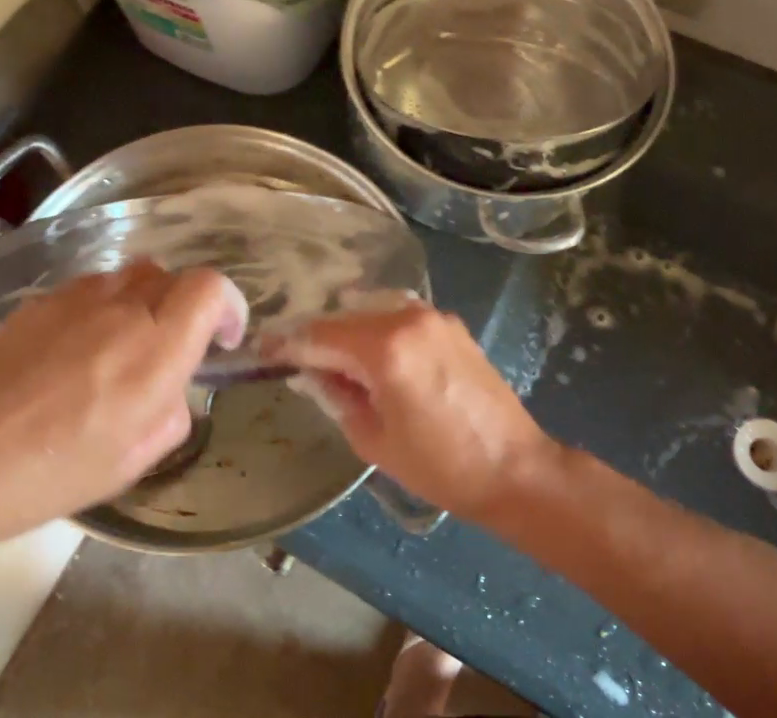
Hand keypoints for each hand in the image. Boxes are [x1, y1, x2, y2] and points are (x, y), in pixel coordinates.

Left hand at [0, 263, 245, 548]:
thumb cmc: (51, 474)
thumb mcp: (132, 462)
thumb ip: (171, 415)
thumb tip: (171, 389)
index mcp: (155, 352)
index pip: (210, 287)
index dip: (228, 304)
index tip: (222, 338)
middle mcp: (122, 311)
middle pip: (172, 274)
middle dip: (186, 304)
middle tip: (173, 347)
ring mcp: (75, 300)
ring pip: (131, 275)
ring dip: (144, 300)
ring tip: (125, 345)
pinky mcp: (38, 302)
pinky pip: (90, 288)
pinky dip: (104, 306)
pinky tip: (79, 349)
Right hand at [272, 303, 558, 519]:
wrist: (515, 469)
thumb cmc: (440, 466)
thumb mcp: (373, 439)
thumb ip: (335, 395)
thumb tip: (308, 373)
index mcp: (386, 347)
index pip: (320, 334)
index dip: (286, 343)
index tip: (261, 350)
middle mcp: (408, 317)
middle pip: (344, 315)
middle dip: (315, 334)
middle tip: (291, 357)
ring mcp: (434, 316)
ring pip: (371, 308)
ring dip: (346, 328)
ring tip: (329, 358)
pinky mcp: (451, 325)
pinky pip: (399, 314)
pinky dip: (376, 327)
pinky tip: (369, 353)